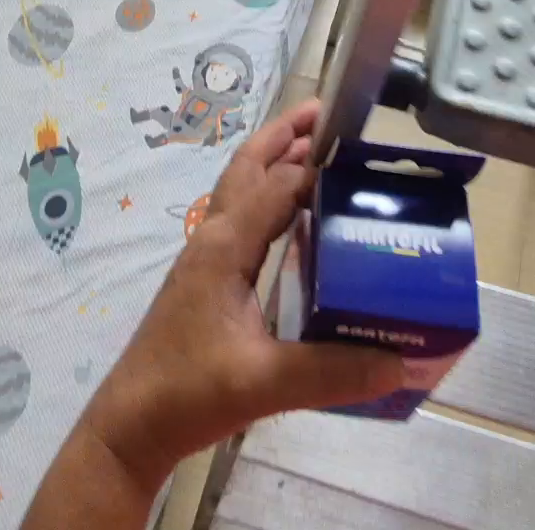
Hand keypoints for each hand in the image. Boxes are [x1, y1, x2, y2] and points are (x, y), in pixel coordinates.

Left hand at [80, 99, 406, 484]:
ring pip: (240, 189)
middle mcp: (214, 238)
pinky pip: (241, 217)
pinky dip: (267, 197)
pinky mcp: (207, 275)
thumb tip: (401, 359)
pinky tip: (292, 217)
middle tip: (327, 114)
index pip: (276, 186)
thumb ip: (333, 371)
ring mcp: (206, 255)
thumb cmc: (189, 392)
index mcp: (226, 247)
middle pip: (248, 168)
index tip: (357, 145)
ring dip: (273, 161)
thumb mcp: (265, 384)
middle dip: (284, 135)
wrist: (132, 422)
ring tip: (315, 148)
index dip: (314, 163)